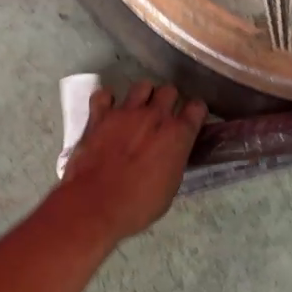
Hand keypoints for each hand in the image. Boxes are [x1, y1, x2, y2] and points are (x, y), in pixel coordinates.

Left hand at [55, 81, 206, 243]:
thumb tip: (174, 153)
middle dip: (168, 101)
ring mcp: (127, 112)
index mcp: (177, 134)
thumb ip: (175, 160)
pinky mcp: (100, 115)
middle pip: (169, 90)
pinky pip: (104, 95)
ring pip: (142, 86)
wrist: (94, 206)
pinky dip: (106, 101)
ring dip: (143, 96)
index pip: (197, 108)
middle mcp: (155, 115)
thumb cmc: (137, 206)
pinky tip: (107, 111)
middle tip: (161, 118)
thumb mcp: (170, 188)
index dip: (195, 113)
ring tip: (137, 111)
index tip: (190, 121)